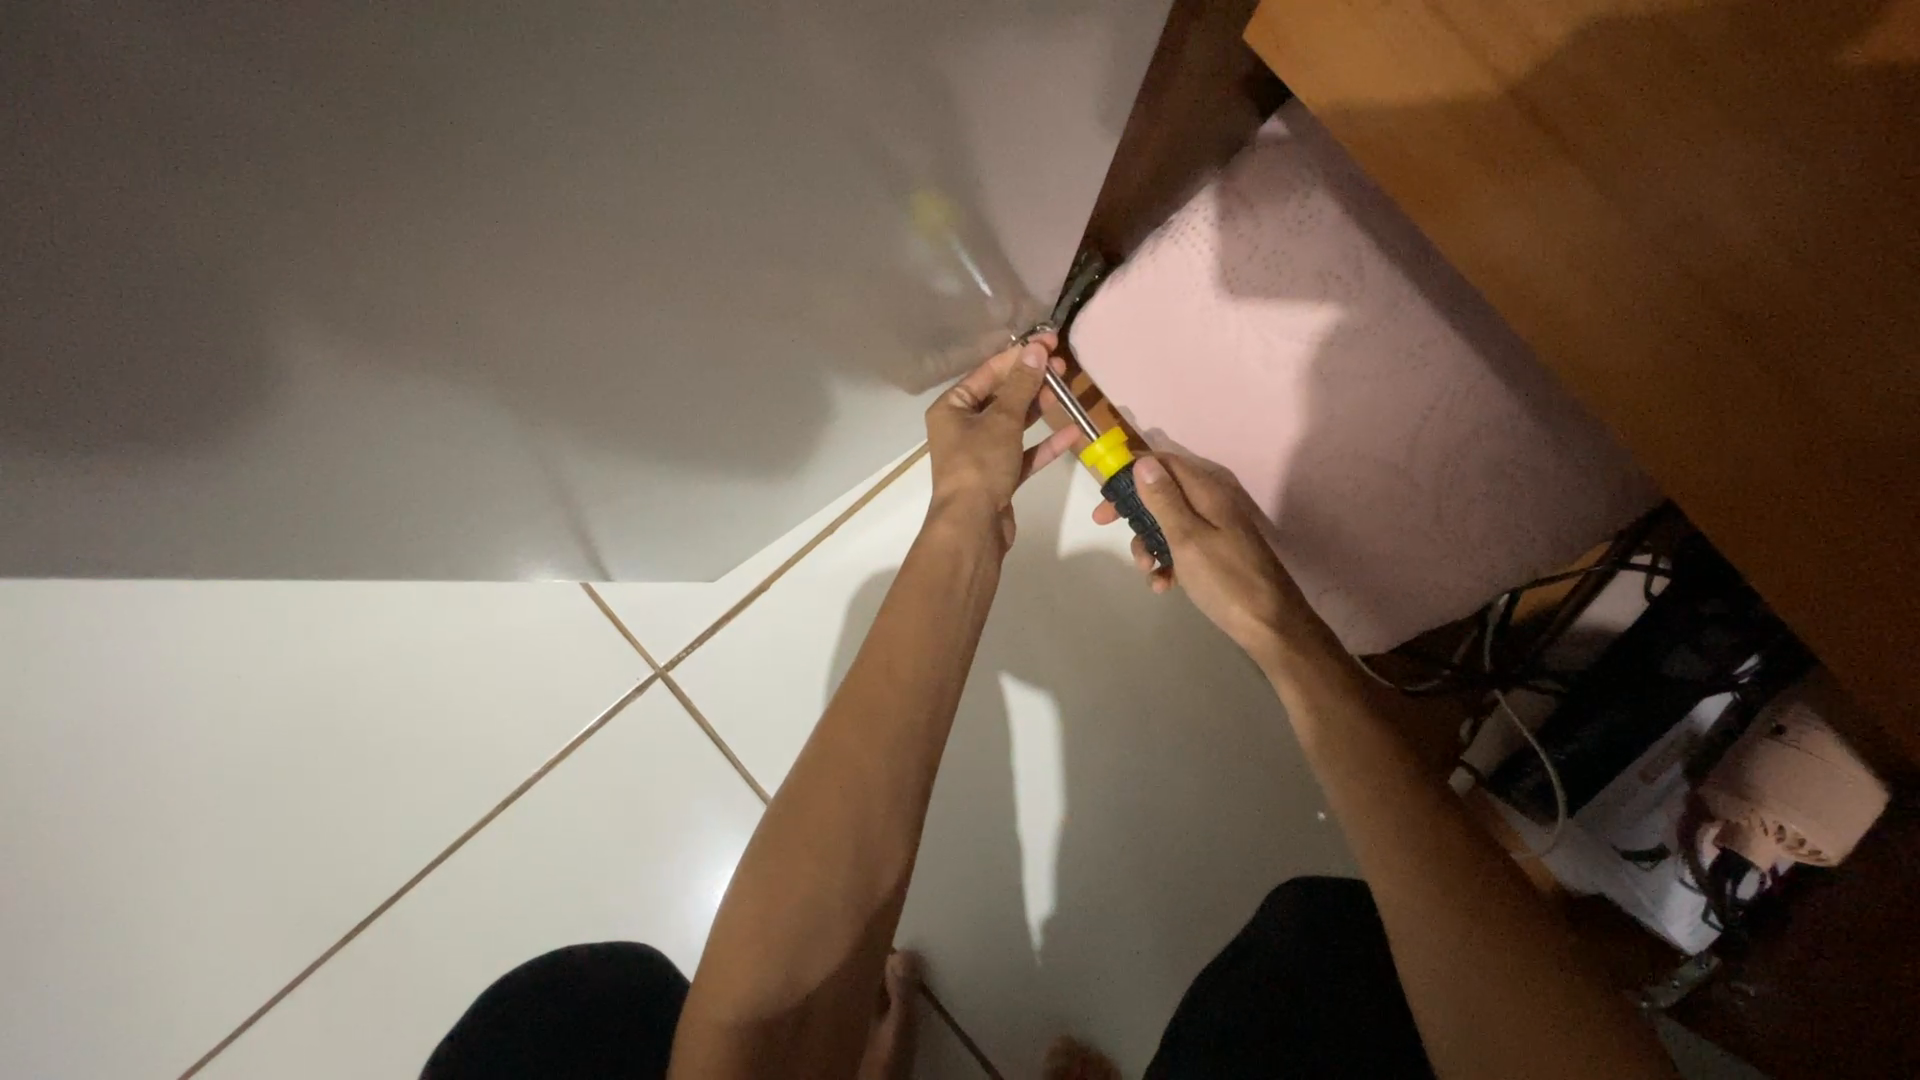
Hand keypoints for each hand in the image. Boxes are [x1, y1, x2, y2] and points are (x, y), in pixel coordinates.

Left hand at [924, 334, 1081, 550]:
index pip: (988, 372)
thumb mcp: (1002, 421)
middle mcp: (962, 427)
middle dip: (1032, 381)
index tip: (1049, 342)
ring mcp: (980, 454)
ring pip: (1014, 424)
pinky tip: (1072, 431)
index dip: (1019, 356)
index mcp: (951, 408)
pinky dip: (1044, 444)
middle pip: (1001, 396)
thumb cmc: (979, 466)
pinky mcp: (998, 477)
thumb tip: (1035, 351)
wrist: (972, 527)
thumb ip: (1021, 386)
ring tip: (1067, 391)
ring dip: (1039, 408)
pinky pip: (1023, 453)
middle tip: (1063, 367)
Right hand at [1095, 452, 1321, 665]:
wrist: (1270, 625)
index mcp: (1207, 493)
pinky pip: (1181, 549)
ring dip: (1149, 543)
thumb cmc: (1226, 579)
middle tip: (1104, 524)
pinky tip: (1163, 586)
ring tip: (1145, 569)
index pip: (1165, 463)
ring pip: (1168, 524)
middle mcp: (1211, 505)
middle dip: (1133, 510)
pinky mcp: (1215, 555)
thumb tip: (1143, 463)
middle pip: (1162, 493)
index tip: (1106, 490)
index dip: (1132, 470)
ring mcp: (1215, 531)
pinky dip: (1167, 563)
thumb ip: (1164, 500)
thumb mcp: (1187, 538)